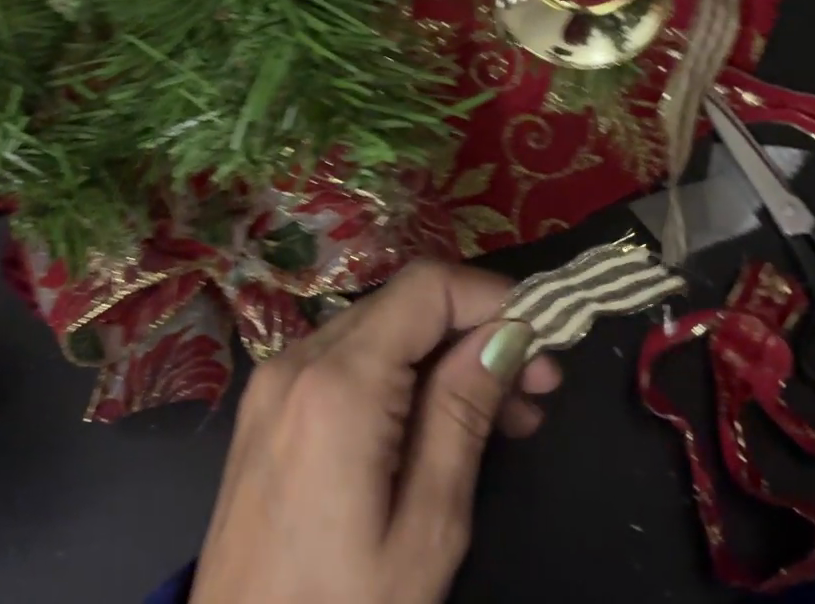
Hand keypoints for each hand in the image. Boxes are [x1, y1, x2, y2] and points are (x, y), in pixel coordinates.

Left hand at [192, 260, 560, 603]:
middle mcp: (297, 360)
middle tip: (538, 387)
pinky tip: (442, 422)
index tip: (545, 341)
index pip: (426, 287)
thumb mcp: (425, 528)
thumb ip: (461, 414)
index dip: (494, 297)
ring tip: (506, 415)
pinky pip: (349, 362)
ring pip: (381, 331)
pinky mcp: (269, 405)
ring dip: (445, 356)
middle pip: (405, 305)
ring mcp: (275, 381)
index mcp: (337, 384)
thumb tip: (507, 334)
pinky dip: (404, 376)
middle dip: (477, 330)